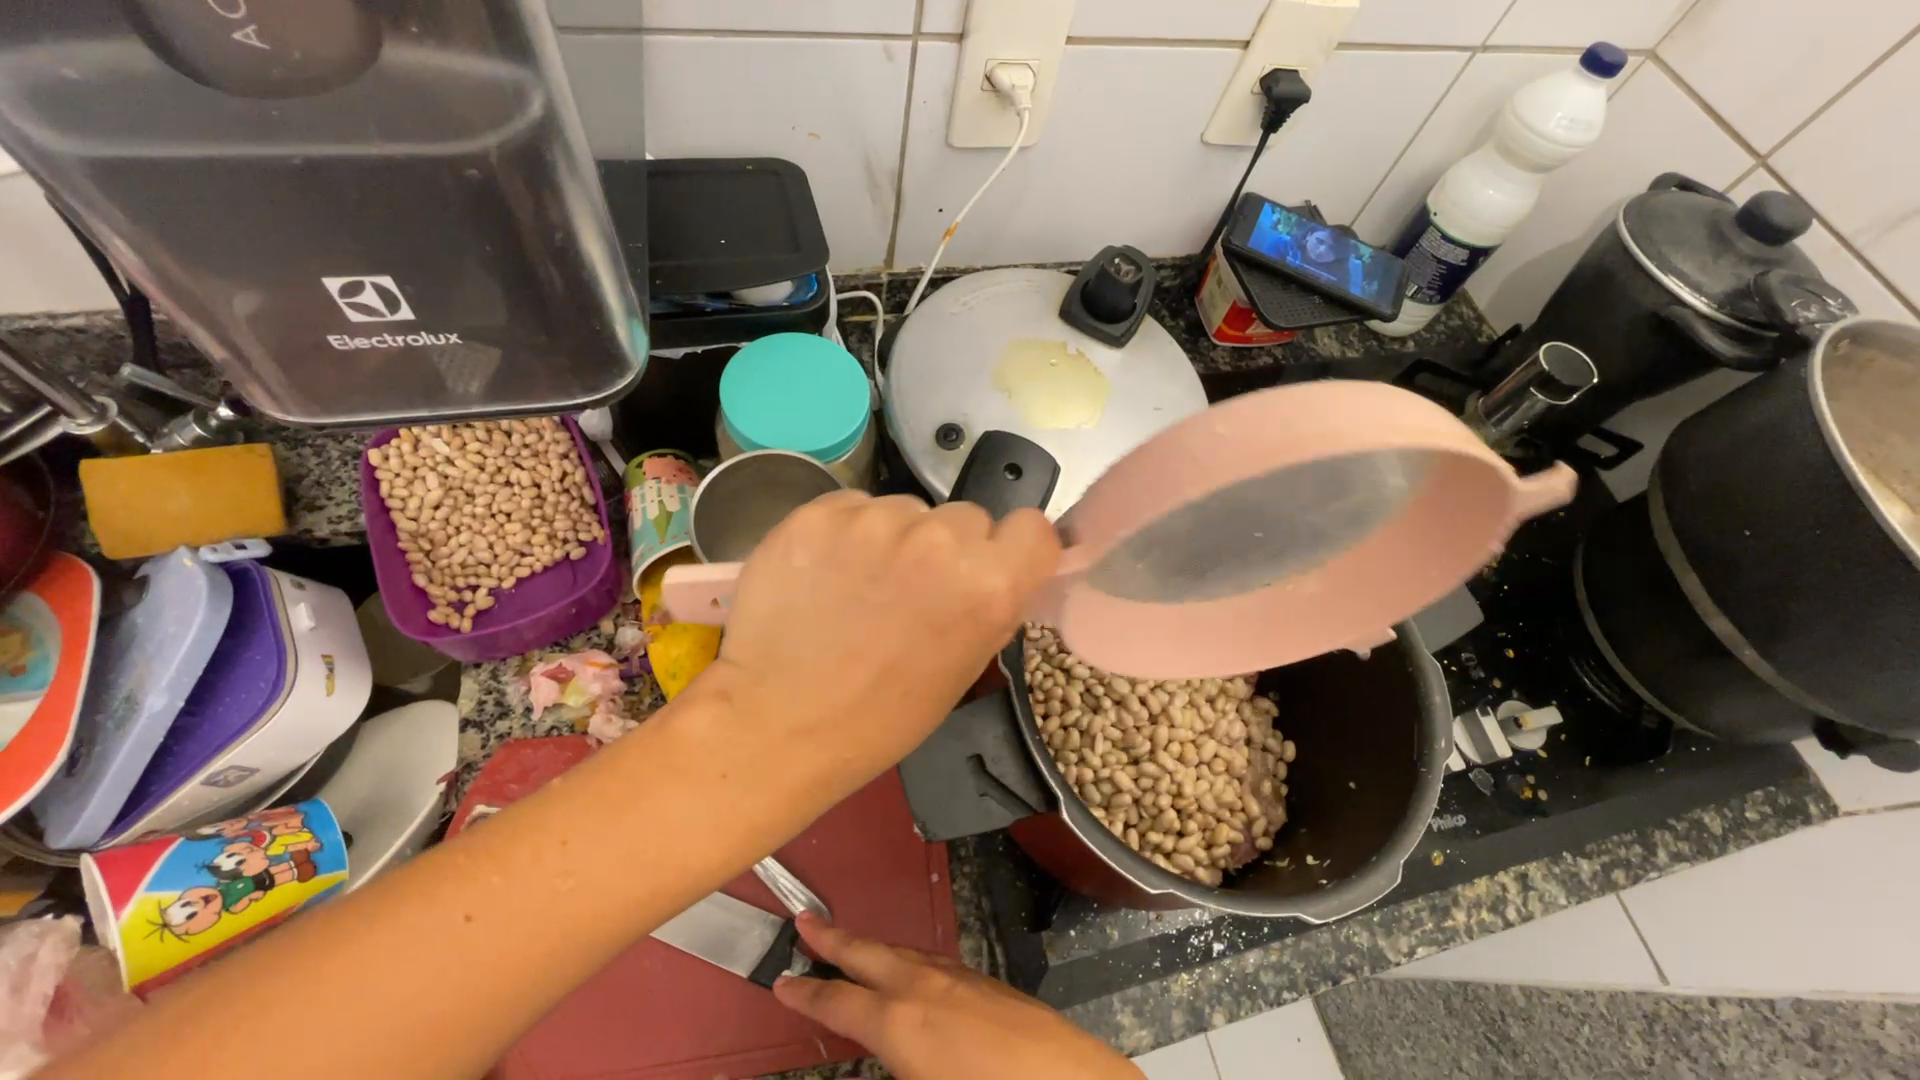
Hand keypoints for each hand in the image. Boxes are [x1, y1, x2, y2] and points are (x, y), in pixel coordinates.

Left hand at [708, 492, 1058, 795]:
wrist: (776, 724)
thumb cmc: (878, 718)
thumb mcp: (961, 672)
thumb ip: (989, 609)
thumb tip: (996, 574)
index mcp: (988, 586)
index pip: (1032, 529)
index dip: (1014, 550)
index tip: (992, 568)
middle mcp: (939, 541)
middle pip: (968, 516)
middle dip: (951, 547)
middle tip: (914, 590)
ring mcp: (873, 521)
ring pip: (906, 509)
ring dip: (895, 538)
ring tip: (859, 588)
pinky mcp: (816, 514)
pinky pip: (852, 507)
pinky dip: (846, 533)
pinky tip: (823, 575)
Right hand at [774, 916, 1141, 1079]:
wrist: (1066, 1078)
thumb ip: (895, 1060)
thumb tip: (884, 1049)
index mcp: (897, 1022)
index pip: (837, 1003)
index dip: (804, 995)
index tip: (779, 981)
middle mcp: (920, 988)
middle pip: (865, 953)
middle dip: (831, 937)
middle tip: (804, 919)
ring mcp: (955, 977)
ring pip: (900, 952)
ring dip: (870, 945)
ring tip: (849, 942)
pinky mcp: (983, 980)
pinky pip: (930, 961)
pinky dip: (905, 959)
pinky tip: (908, 969)